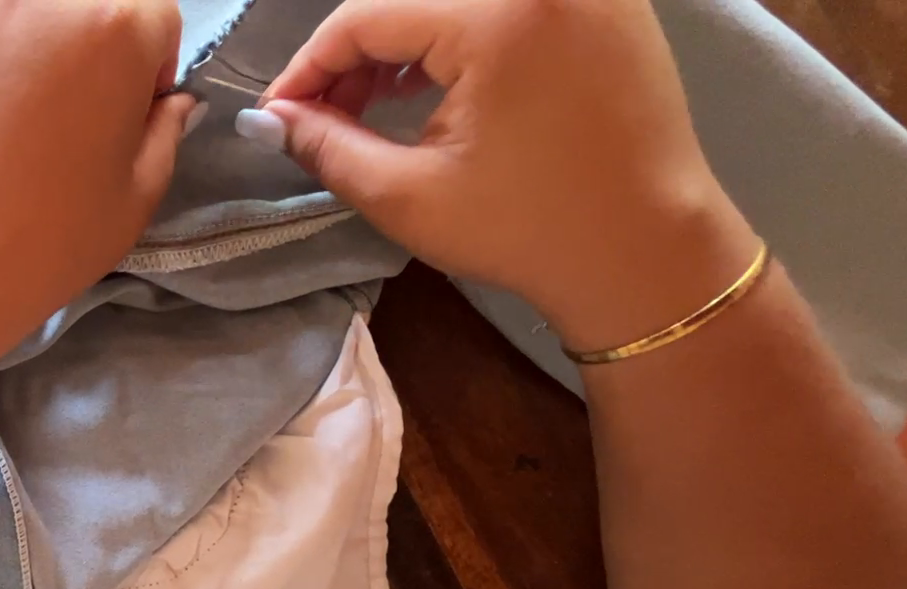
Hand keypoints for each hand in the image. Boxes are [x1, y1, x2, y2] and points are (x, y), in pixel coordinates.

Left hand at [0, 0, 199, 358]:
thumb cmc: (45, 248)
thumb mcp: (132, 203)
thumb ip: (163, 135)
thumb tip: (173, 100)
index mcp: (116, 32)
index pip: (154, 17)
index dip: (147, 71)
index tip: (123, 116)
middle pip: (90, 7)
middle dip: (92, 52)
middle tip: (68, 116)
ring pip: (29, 10)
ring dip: (35, 49)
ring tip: (15, 116)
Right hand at [252, 0, 761, 351]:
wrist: (638, 246)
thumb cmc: (517, 228)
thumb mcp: (403, 195)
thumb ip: (327, 146)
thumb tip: (267, 120)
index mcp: (499, 13)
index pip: (367, 15)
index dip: (307, 66)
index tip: (273, 116)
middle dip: (348, 57)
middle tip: (314, 118)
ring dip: (393, 46)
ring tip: (360, 107)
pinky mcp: (599, 1)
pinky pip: (498, 6)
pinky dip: (445, 39)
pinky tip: (419, 86)